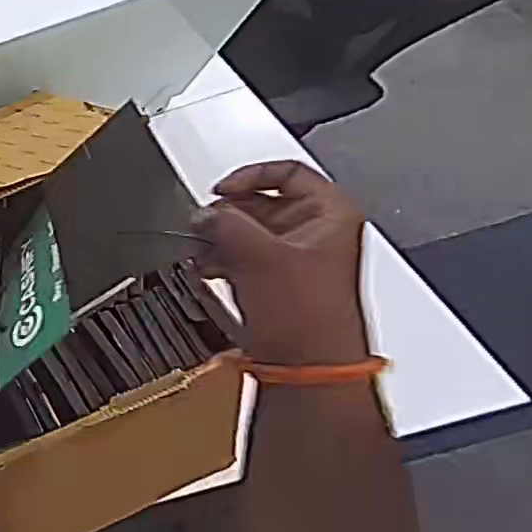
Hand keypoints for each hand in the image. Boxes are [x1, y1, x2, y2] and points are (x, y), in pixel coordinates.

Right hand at [195, 160, 369, 365]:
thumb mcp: (261, 254)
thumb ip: (226, 223)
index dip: (249, 176)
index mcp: (328, 214)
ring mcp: (289, 252)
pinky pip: (235, 253)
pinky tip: (210, 269)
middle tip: (205, 227)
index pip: (286, 172)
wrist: (304, 358)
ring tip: (205, 253)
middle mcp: (311, 229)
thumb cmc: (308, 312)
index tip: (220, 191)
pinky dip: (217, 258)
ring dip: (216, 240)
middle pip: (257, 202)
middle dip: (224, 216)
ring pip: (241, 229)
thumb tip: (203, 213)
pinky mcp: (269, 273)